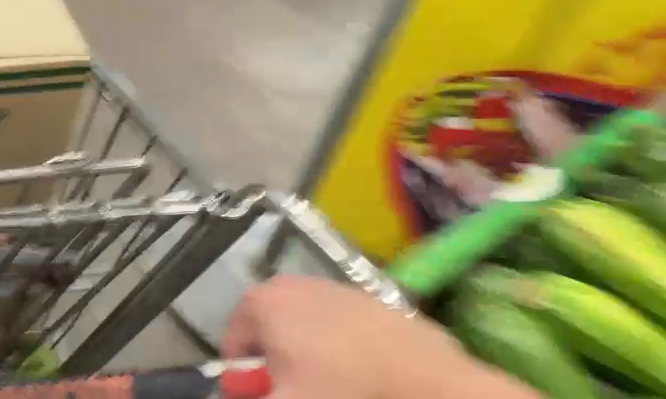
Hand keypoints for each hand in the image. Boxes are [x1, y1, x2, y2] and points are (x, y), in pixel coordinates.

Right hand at [222, 276, 533, 398]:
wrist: (439, 392)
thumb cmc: (346, 391)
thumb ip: (254, 397)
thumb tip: (239, 395)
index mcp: (261, 302)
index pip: (234, 345)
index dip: (246, 381)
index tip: (266, 398)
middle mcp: (294, 285)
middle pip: (275, 334)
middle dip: (284, 367)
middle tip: (305, 394)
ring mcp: (342, 291)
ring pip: (316, 332)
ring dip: (321, 360)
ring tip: (347, 390)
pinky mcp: (384, 307)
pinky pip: (357, 336)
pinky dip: (359, 357)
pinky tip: (378, 383)